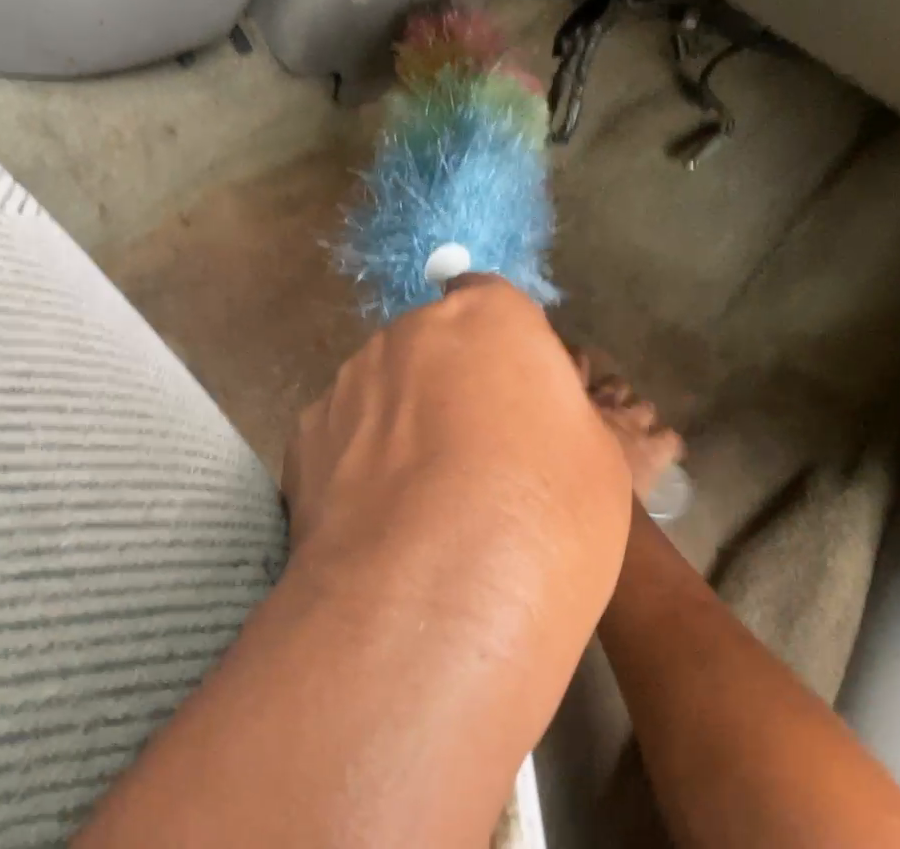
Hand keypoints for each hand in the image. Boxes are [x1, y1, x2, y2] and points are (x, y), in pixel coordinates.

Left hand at [281, 275, 632, 617]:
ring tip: (418, 507)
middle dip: (447, 386)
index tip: (513, 398)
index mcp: (487, 320)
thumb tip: (528, 419)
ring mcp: (345, 385)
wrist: (431, 599)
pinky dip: (356, 468)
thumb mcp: (598, 462)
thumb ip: (554, 413)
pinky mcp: (300, 440)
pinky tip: (377, 526)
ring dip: (397, 426)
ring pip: (380, 393)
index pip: (490, 301)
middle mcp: (406, 335)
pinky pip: (341, 440)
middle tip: (472, 462)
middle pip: (430, 346)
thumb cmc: (544, 517)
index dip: (503, 348)